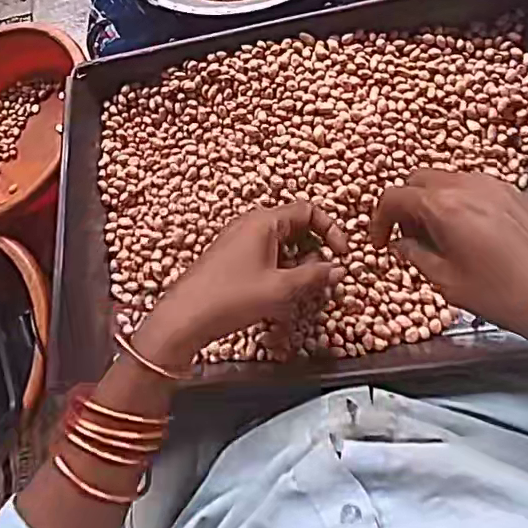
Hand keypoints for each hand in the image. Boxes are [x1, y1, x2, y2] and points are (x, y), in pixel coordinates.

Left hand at [136, 202, 349, 366]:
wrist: (185, 317)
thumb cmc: (230, 297)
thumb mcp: (281, 288)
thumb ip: (314, 276)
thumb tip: (337, 269)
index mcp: (264, 221)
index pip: (308, 211)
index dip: (331, 230)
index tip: (342, 254)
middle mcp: (250, 224)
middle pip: (296, 226)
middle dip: (316, 249)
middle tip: (325, 276)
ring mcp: (239, 240)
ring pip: (281, 243)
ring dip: (299, 262)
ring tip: (303, 289)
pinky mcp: (231, 258)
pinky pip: (265, 255)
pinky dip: (280, 269)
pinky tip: (281, 293)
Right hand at [369, 170, 527, 386]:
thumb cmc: (514, 297)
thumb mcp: (449, 283)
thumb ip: (416, 256)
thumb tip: (403, 245)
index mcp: (444, 205)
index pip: (394, 197)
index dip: (379, 219)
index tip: (380, 240)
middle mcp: (470, 186)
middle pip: (419, 180)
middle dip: (405, 206)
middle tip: (406, 237)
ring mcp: (498, 187)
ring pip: (448, 182)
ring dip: (432, 203)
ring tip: (437, 240)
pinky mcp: (520, 196)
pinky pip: (475, 189)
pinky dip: (459, 204)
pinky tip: (469, 238)